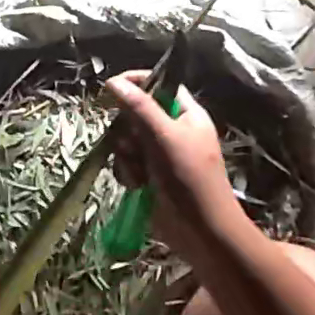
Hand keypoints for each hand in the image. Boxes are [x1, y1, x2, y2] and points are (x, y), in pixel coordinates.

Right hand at [105, 71, 244, 256]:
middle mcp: (173, 131)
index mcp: (187, 115)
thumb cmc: (189, 179)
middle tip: (133, 144)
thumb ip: (139, 107)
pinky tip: (137, 185)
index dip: (137, 83)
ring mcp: (161, 155)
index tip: (112, 89)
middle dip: (128, 131)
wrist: (202, 232)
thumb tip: (113, 82)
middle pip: (136, 114)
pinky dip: (128, 173)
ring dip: (126, 156)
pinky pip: (127, 163)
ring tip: (139, 173)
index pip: (160, 85)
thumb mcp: (164, 137)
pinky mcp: (150, 176)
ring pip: (127, 141)